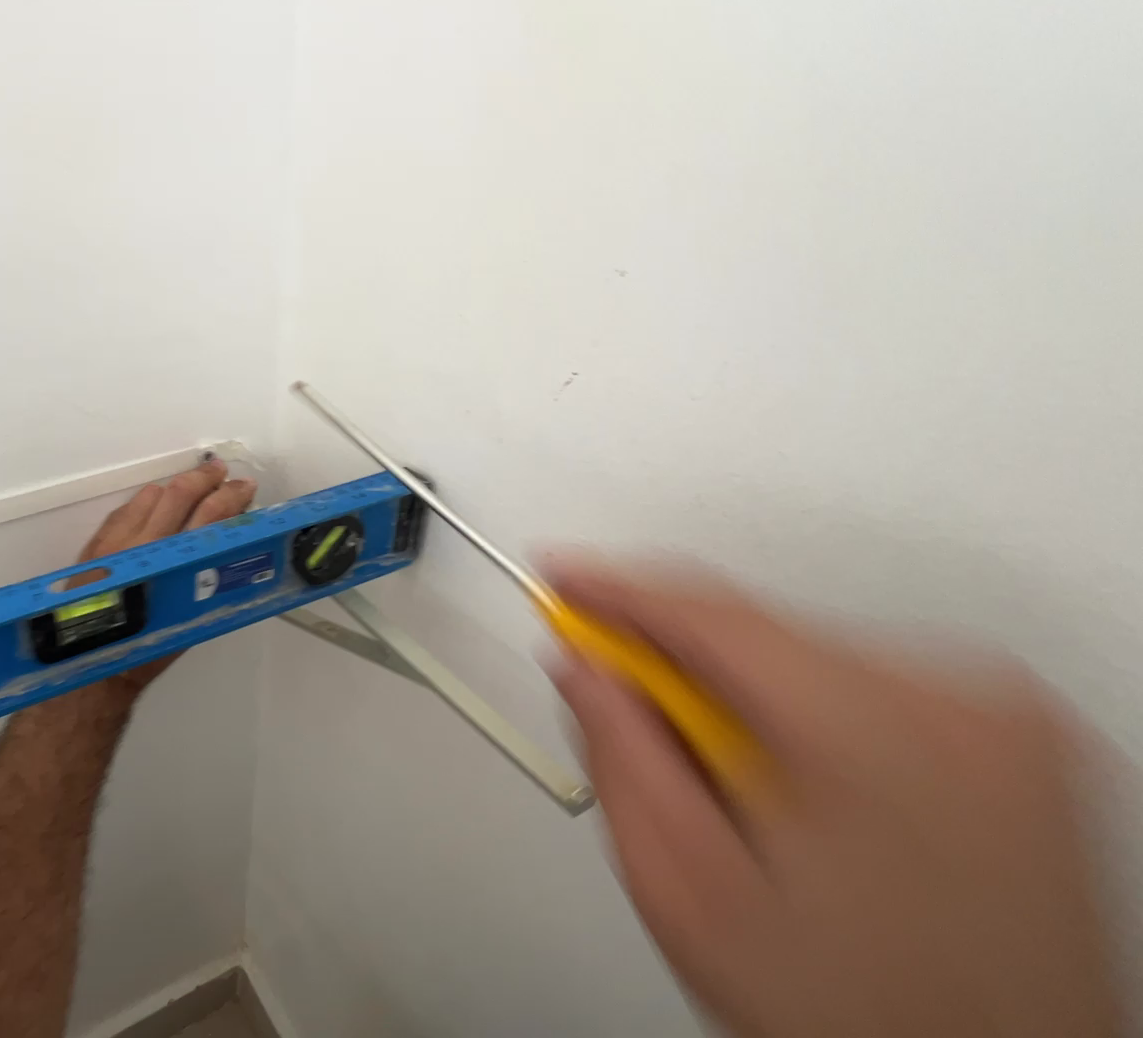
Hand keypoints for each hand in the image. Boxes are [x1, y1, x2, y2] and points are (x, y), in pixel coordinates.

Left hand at [71, 457, 255, 697]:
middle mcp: (148, 546)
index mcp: (178, 567)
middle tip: (222, 471)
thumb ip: (207, 576)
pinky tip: (157, 498)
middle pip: (182, 495)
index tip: (245, 487)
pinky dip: (147, 499)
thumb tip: (226, 549)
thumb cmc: (149, 649)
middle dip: (206, 478)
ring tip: (194, 480)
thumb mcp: (190, 612)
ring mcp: (118, 541)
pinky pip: (126, 509)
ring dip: (177, 484)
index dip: (230, 497)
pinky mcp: (98, 544)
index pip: (210, 517)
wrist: (95, 660)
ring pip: (152, 496)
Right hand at [545, 557, 1122, 1037]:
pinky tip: (773, 785)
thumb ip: (619, 754)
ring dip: (725, 693)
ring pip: (797, 655)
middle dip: (665, 661)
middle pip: (753, 633)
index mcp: (877, 736)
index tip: (557, 576)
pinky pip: (858, 684)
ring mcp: (1000, 723)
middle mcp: (961, 708)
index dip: (611, 588)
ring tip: (710, 783)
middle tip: (606, 693)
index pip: (708, 613)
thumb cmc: (859, 1019)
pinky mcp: (1012, 743)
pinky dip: (788, 711)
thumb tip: (584, 671)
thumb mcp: (686, 887)